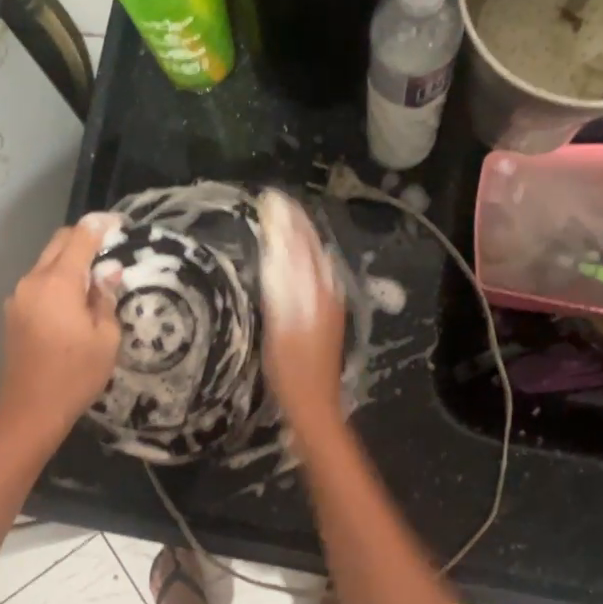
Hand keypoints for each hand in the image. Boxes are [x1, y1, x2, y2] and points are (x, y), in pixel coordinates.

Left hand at [0, 213, 123, 437]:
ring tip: (95, 278)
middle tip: (110, 248)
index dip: (101, 225)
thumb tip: (107, 273)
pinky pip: (38, 283)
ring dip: (69, 261)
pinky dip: (57, 280)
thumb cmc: (75, 375)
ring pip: (46, 263)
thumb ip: (106, 299)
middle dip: (84, 238)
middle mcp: (33, 281)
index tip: (120, 224)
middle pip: (58, 243)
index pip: (80, 237)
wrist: (30, 410)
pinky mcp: (13, 313)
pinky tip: (74, 300)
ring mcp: (18, 297)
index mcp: (58, 282)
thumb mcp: (105, 338)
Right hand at [258, 189, 345, 425]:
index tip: (272, 198)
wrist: (315, 404)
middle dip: (296, 224)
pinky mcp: (327, 317)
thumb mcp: (279, 327)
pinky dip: (306, 259)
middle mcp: (327, 292)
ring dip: (301, 239)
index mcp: (316, 291)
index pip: (302, 244)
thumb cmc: (291, 371)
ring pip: (317, 261)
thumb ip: (280, 288)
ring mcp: (330, 304)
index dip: (288, 220)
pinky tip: (298, 261)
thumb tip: (277, 247)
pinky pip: (318, 276)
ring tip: (284, 223)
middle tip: (277, 203)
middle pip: (312, 248)